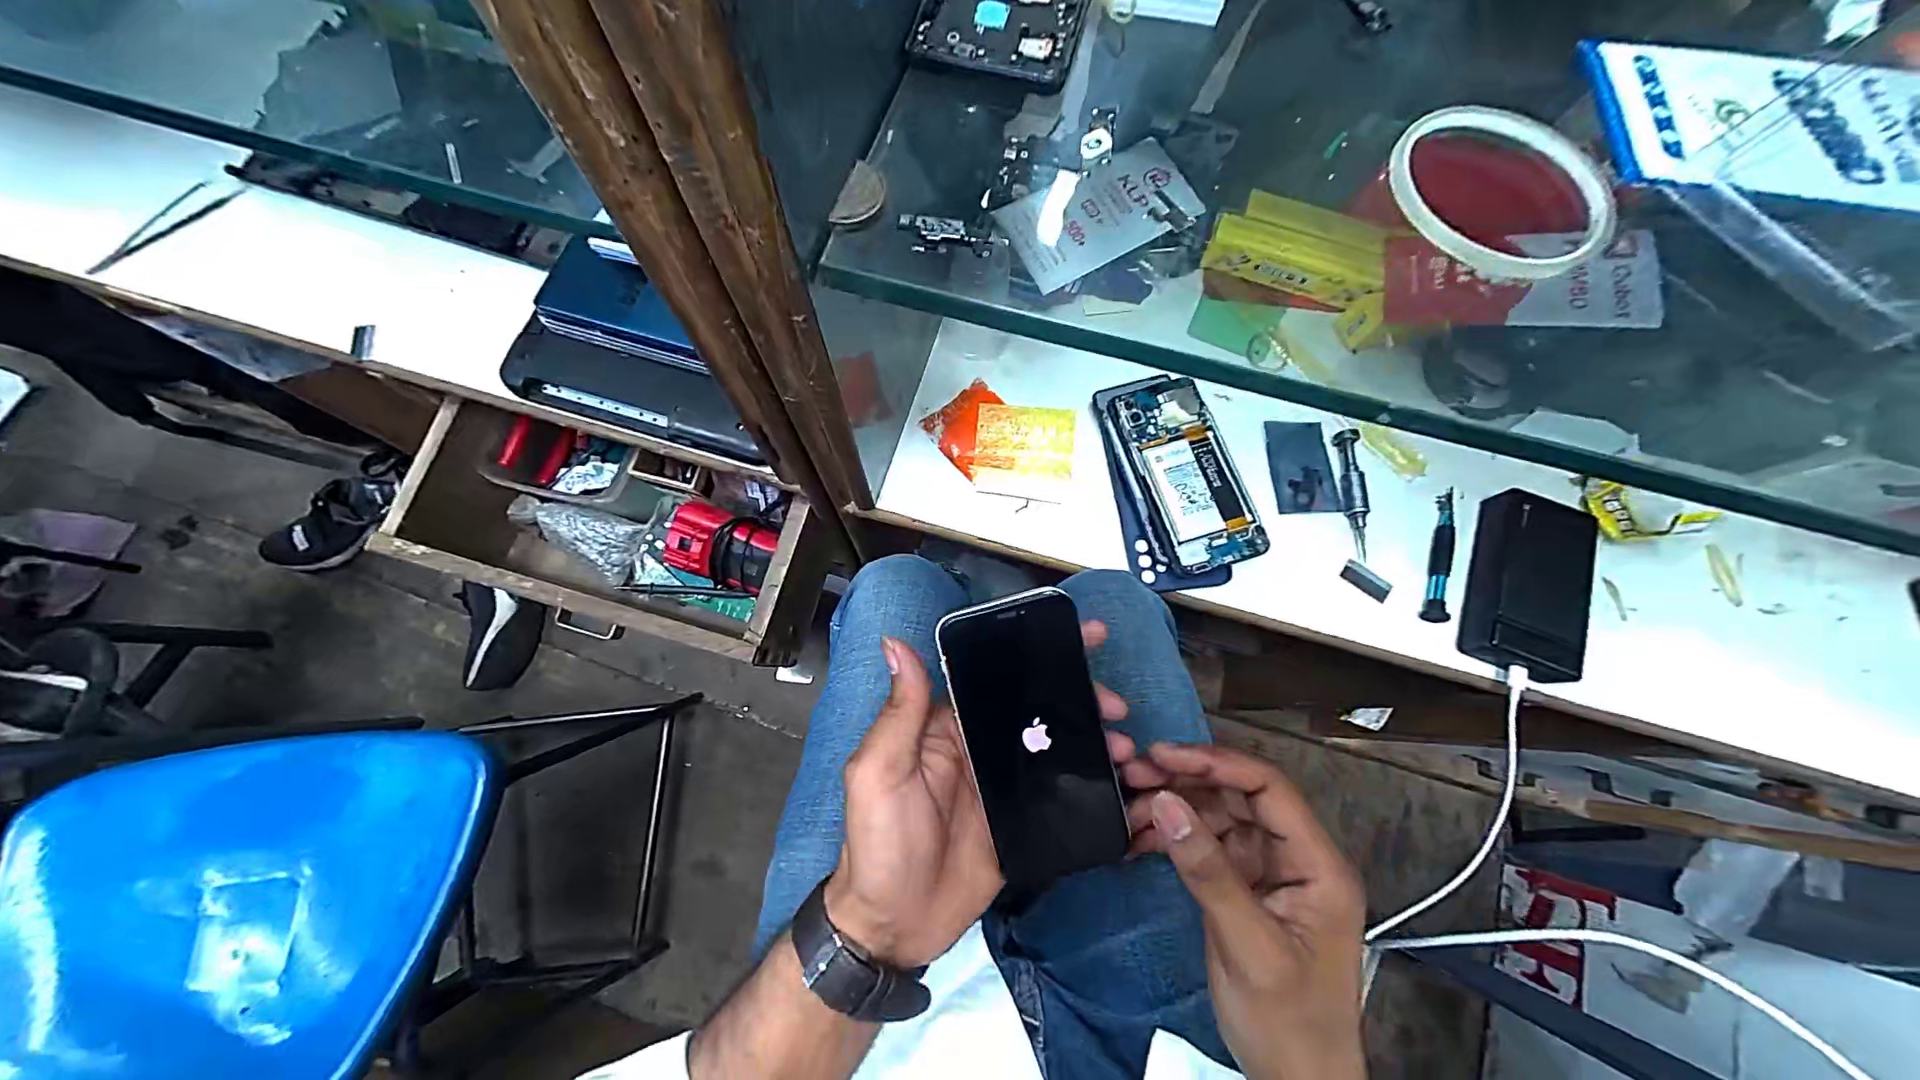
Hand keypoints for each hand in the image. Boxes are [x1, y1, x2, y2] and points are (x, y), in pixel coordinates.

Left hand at [825, 625, 1129, 968]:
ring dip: (1090, 736)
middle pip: (1033, 709)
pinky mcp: (1023, 819)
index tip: (1080, 636)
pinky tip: (1117, 776)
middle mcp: (978, 745)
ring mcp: (1003, 783)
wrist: (897, 925)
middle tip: (1114, 703)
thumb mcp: (879, 770)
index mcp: (945, 725)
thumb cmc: (880, 842)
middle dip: (1076, 696)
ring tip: (1123, 742)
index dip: (1034, 655)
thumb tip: (895, 643)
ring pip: (1054, 745)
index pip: (993, 678)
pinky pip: (1060, 788)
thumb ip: (899, 711)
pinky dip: (1089, 778)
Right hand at [1127, 743, 1368, 1079]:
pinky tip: (1138, 838)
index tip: (1163, 756)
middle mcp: (1295, 855)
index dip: (1216, 763)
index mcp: (1317, 864)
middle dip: (1184, 780)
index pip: (1268, 788)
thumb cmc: (1287, 1021)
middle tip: (1132, 774)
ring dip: (1172, 805)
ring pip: (1217, 814)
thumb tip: (1163, 802)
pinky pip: (1205, 843)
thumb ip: (1208, 872)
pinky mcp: (1243, 884)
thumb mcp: (1248, 947)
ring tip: (1127, 806)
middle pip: (1238, 795)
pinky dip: (1172, 836)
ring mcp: (1267, 869)